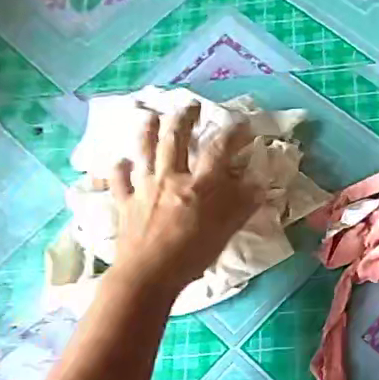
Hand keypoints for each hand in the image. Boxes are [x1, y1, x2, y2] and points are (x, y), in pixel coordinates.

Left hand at [106, 104, 259, 294]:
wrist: (148, 275)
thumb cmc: (192, 256)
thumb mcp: (226, 231)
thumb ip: (242, 204)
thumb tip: (259, 182)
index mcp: (200, 185)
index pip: (219, 150)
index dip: (233, 133)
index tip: (243, 123)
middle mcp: (171, 178)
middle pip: (176, 139)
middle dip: (184, 118)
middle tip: (190, 104)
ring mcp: (144, 188)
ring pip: (144, 151)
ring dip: (147, 130)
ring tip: (149, 115)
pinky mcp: (125, 203)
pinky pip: (119, 181)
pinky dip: (119, 169)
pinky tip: (119, 161)